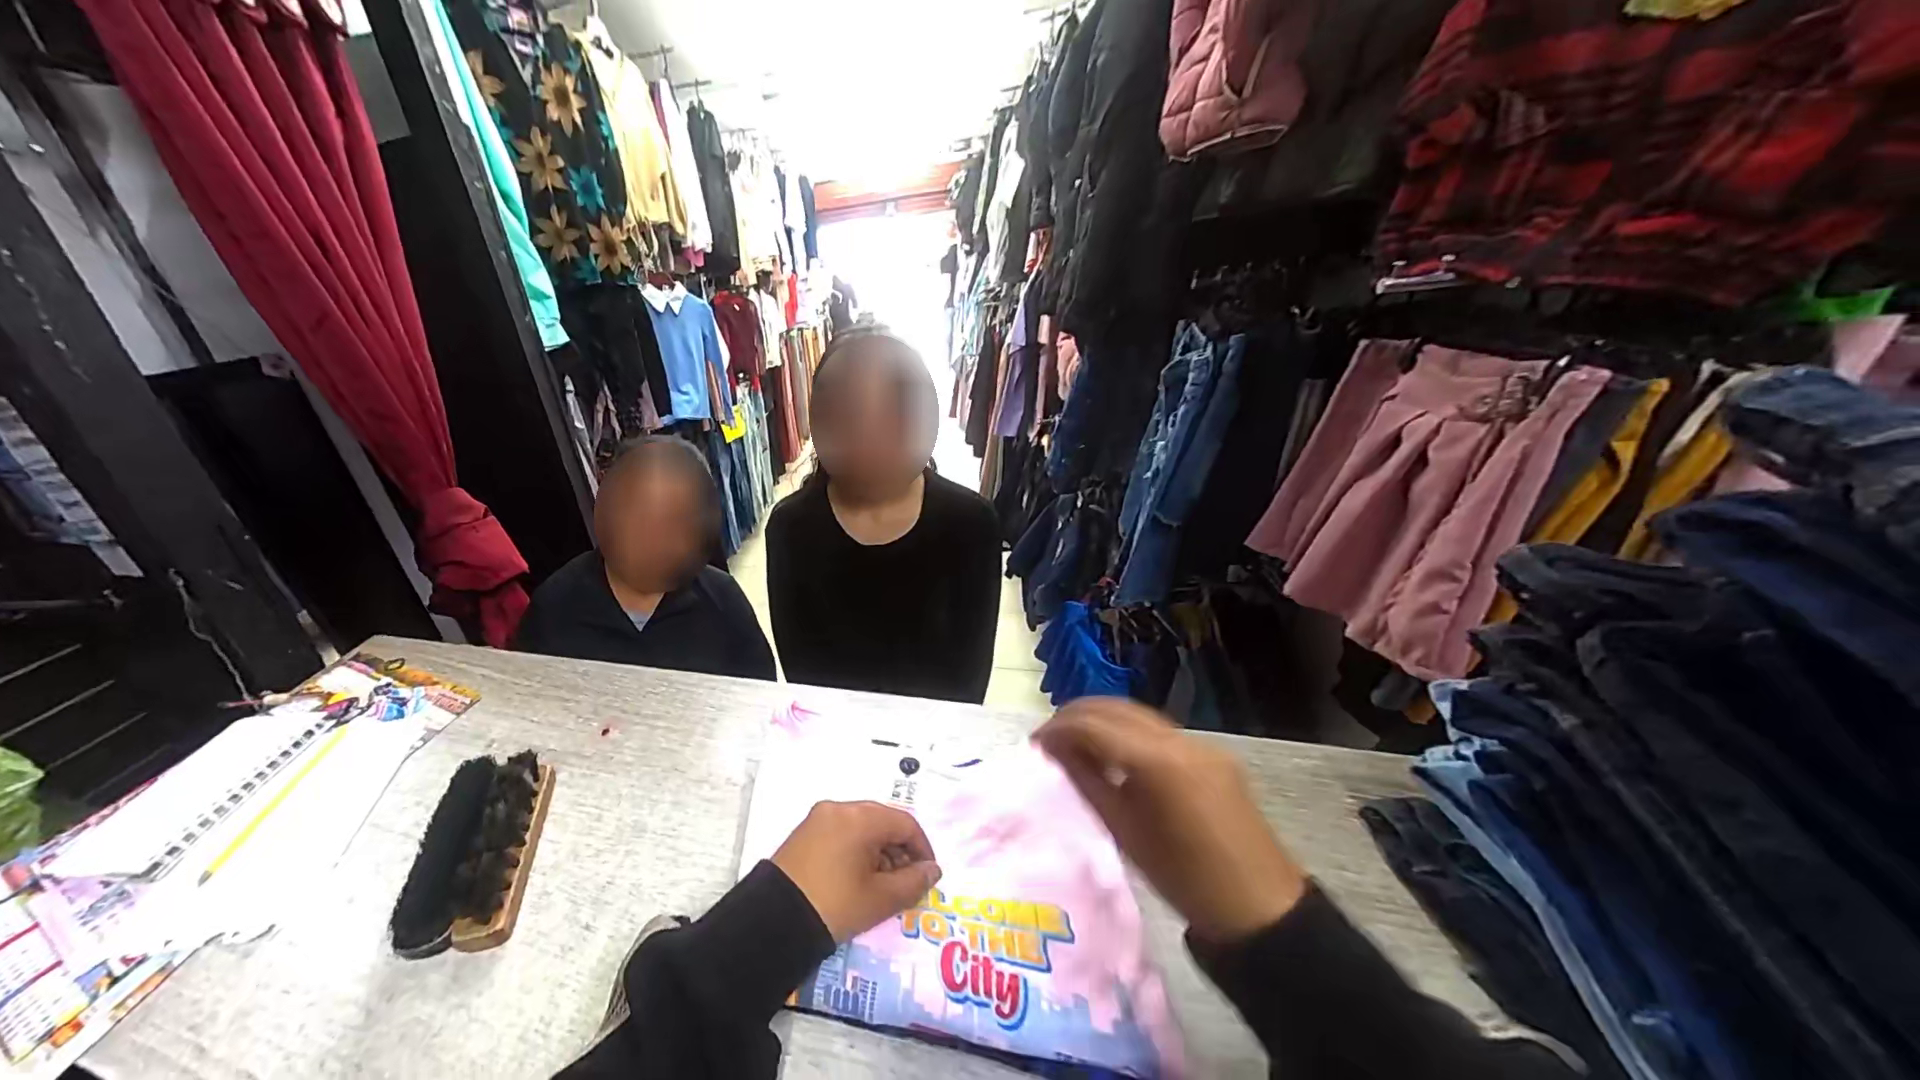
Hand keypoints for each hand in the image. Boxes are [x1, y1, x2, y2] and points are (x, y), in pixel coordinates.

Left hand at [772, 801, 942, 942]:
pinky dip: (856, 851)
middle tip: (906, 881)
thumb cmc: (834, 906)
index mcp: (860, 817)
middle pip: (882, 821)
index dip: (922, 848)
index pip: (905, 823)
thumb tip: (932, 871)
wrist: (770, 924)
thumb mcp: (879, 899)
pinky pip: (841, 833)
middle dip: (900, 850)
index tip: (927, 874)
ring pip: (861, 827)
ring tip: (882, 884)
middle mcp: (839, 808)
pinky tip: (858, 879)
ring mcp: (818, 819)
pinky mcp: (803, 834)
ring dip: (878, 851)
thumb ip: (913, 882)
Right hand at [1033, 698, 1307, 943]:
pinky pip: (1159, 731)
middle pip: (1116, 708)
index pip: (1095, 725)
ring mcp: (1201, 743)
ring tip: (1075, 744)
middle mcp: (1180, 739)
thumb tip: (1056, 751)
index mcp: (1158, 761)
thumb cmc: (1183, 880)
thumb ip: (1088, 781)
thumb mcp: (1125, 832)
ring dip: (1102, 721)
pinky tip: (1115, 755)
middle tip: (1049, 739)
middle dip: (1077, 716)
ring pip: (1138, 714)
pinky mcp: (1213, 754)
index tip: (1035, 744)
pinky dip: (1129, 733)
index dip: (1059, 729)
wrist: (1260, 908)